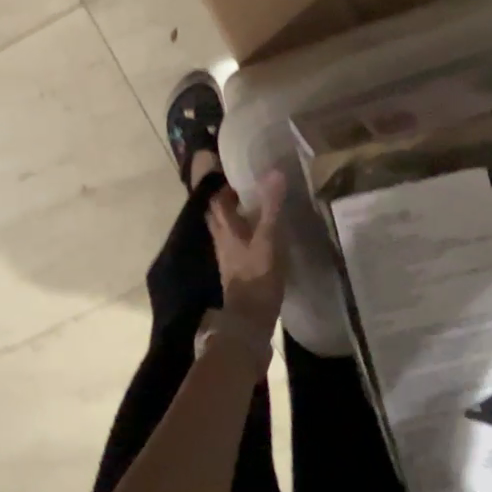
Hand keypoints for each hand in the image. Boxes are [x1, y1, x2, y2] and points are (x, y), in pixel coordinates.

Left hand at [204, 170, 286, 332]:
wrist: (250, 319)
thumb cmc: (258, 276)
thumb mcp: (268, 239)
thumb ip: (271, 207)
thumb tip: (274, 172)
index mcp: (225, 229)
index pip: (216, 201)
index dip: (225, 188)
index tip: (241, 179)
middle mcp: (221, 240)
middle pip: (217, 216)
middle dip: (226, 202)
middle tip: (247, 193)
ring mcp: (226, 258)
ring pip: (225, 232)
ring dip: (234, 220)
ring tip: (254, 213)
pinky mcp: (235, 272)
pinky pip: (234, 247)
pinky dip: (242, 238)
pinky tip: (258, 240)